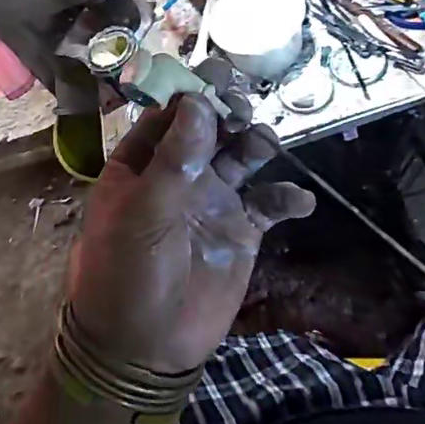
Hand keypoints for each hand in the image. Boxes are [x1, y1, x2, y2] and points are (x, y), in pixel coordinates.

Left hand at [64, 95, 313, 373]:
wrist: (143, 345)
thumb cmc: (128, 273)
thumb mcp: (144, 212)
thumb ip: (174, 159)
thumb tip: (198, 102)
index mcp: (140, 167)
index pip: (167, 117)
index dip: (191, 95)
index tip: (217, 78)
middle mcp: (178, 177)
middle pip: (209, 129)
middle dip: (228, 113)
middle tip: (243, 111)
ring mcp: (211, 202)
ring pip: (241, 157)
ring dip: (256, 144)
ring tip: (261, 146)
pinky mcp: (240, 232)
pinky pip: (268, 203)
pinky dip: (285, 198)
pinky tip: (296, 202)